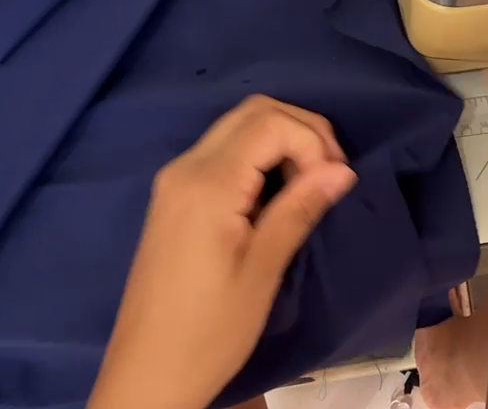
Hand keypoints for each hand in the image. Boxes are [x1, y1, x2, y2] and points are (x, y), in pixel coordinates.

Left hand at [88, 96, 357, 408]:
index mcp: (207, 182)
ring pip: (238, 125)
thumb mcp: (262, 271)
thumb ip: (300, 209)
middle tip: (331, 169)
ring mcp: (175, 178)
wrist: (145, 377)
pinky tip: (278, 187)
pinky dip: (259, 152)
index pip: (269, 122)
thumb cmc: (209, 331)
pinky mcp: (174, 193)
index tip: (334, 180)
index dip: (311, 139)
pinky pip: (223, 149)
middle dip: (301, 128)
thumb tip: (343, 168)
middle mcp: (186, 165)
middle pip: (253, 111)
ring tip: (311, 179)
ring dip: (281, 137)